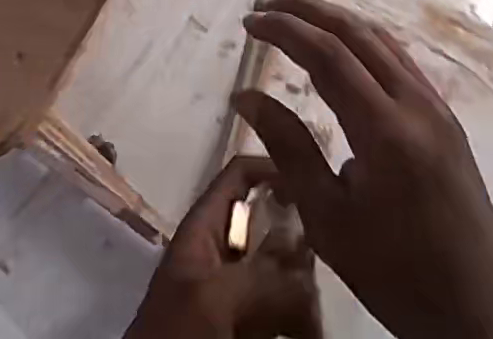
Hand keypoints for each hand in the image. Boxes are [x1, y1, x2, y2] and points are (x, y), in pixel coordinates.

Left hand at [125, 156, 321, 338]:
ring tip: (312, 312)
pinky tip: (308, 330)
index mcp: (204, 227)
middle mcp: (223, 250)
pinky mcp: (248, 325)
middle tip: (320, 264)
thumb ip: (256, 272)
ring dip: (302, 288)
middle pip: (271, 225)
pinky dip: (301, 319)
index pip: (240, 177)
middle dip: (298, 243)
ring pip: (283, 271)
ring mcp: (236, 290)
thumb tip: (307, 261)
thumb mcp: (210, 297)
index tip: (315, 184)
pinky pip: (284, 311)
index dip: (274, 170)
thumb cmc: (172, 334)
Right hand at [236, 0, 492, 338]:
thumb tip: (245, 96)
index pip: (327, 55)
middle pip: (355, 32)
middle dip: (305, 11)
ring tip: (294, 18)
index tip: (249, 23)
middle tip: (265, 9)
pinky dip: (361, 38)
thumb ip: (288, 147)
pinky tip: (341, 47)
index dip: (284, 31)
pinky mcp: (445, 115)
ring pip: (380, 39)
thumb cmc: (396, 274)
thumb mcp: (328, 220)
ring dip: (334, 19)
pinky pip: (398, 58)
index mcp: (385, 132)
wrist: (482, 312)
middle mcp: (416, 104)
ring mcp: (436, 106)